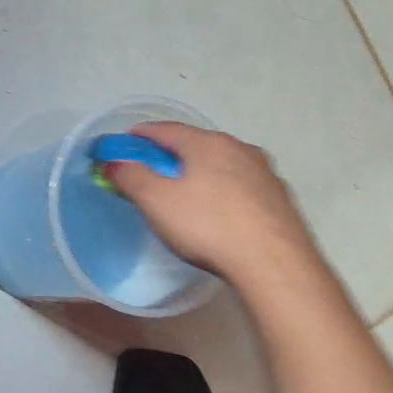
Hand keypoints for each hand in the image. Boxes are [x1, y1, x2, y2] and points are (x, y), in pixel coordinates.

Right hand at [102, 122, 322, 288]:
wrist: (273, 262)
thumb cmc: (207, 225)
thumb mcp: (155, 201)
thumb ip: (131, 177)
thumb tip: (114, 162)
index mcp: (209, 144)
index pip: (166, 130)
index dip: (140, 136)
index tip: (122, 146)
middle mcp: (241, 149)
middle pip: (196, 145)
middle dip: (169, 155)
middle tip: (148, 173)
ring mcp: (264, 172)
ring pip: (221, 164)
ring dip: (198, 171)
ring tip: (182, 193)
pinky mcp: (278, 197)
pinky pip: (239, 184)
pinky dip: (220, 189)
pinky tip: (214, 212)